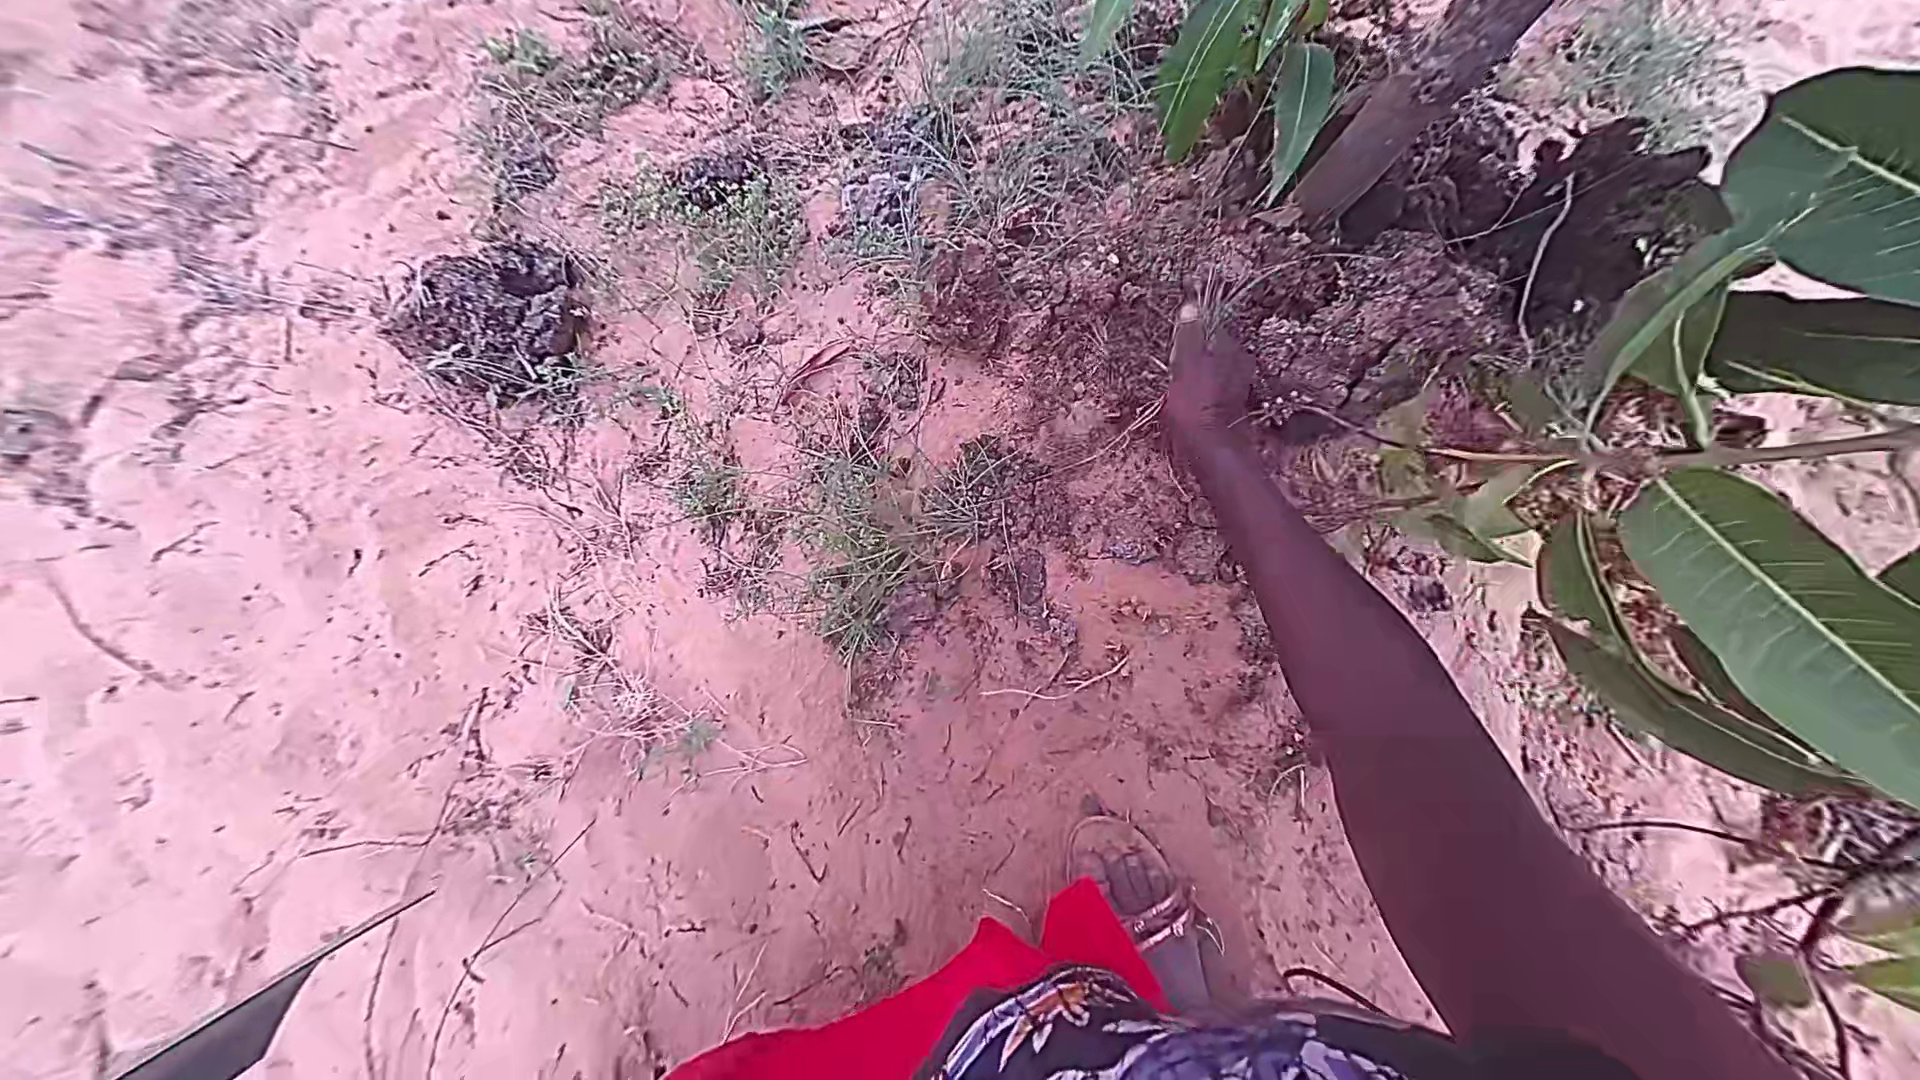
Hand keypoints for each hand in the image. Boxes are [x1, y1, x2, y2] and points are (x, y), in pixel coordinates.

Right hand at [1163, 303, 1253, 448]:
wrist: (1208, 446)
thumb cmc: (1194, 404)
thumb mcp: (1186, 363)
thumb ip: (1189, 335)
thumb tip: (1191, 306)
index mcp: (1232, 349)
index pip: (1213, 328)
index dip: (1194, 331)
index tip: (1177, 339)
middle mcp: (1241, 365)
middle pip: (1216, 350)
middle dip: (1200, 353)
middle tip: (1176, 362)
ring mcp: (1238, 388)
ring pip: (1216, 371)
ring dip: (1201, 374)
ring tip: (1181, 384)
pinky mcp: (1231, 408)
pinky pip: (1215, 391)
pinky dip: (1204, 392)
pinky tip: (1191, 401)